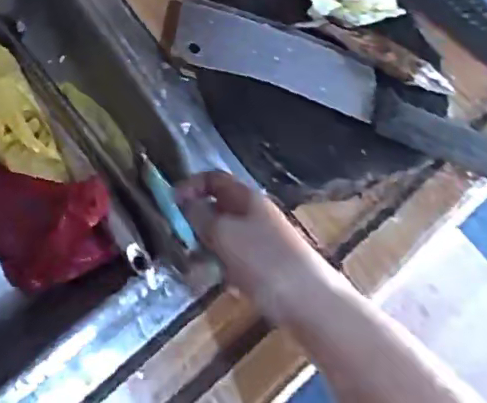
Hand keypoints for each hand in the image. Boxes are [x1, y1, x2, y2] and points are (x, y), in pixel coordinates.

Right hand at [174, 171, 332, 322]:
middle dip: (198, 221)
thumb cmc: (265, 261)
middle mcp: (257, 214)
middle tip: (180, 239)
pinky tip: (226, 286)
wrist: (315, 307)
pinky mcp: (272, 269)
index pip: (214, 178)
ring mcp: (266, 242)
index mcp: (247, 197)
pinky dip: (229, 270)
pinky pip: (241, 262)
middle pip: (220, 208)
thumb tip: (185, 204)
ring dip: (211, 249)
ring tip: (198, 268)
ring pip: (228, 238)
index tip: (171, 202)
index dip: (191, 185)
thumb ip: (200, 216)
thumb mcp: (224, 234)